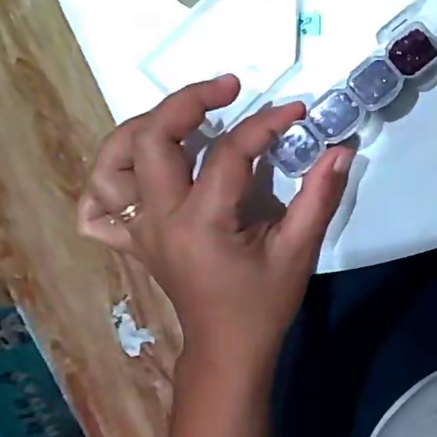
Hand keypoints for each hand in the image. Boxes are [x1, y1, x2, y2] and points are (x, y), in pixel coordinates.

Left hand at [77, 75, 352, 375]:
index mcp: (202, 222)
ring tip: (182, 117)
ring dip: (141, 128)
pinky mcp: (133, 241)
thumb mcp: (299, 250)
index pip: (228, 152)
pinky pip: (97, 207)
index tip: (297, 111)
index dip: (265, 123)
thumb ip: (320, 196)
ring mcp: (138, 230)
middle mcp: (159, 220)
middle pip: (151, 139)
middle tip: (228, 88)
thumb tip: (340, 149)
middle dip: (188, 101)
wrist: (229, 348)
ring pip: (111, 164)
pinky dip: (108, 181)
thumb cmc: (264, 303)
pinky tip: (138, 169)